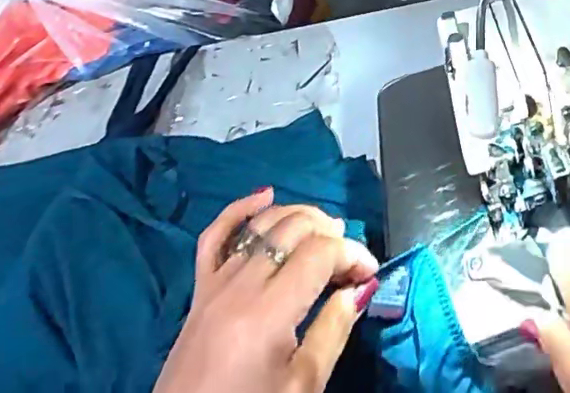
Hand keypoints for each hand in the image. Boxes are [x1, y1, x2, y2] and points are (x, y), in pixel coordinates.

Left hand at [155, 188, 379, 392]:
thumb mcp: (301, 389)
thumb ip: (331, 333)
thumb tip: (358, 289)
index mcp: (268, 312)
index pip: (318, 255)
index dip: (351, 254)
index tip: (371, 271)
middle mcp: (241, 284)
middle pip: (292, 230)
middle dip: (329, 233)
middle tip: (351, 255)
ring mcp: (216, 280)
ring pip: (261, 225)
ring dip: (297, 217)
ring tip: (326, 228)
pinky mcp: (199, 286)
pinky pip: (216, 234)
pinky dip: (240, 209)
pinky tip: (265, 195)